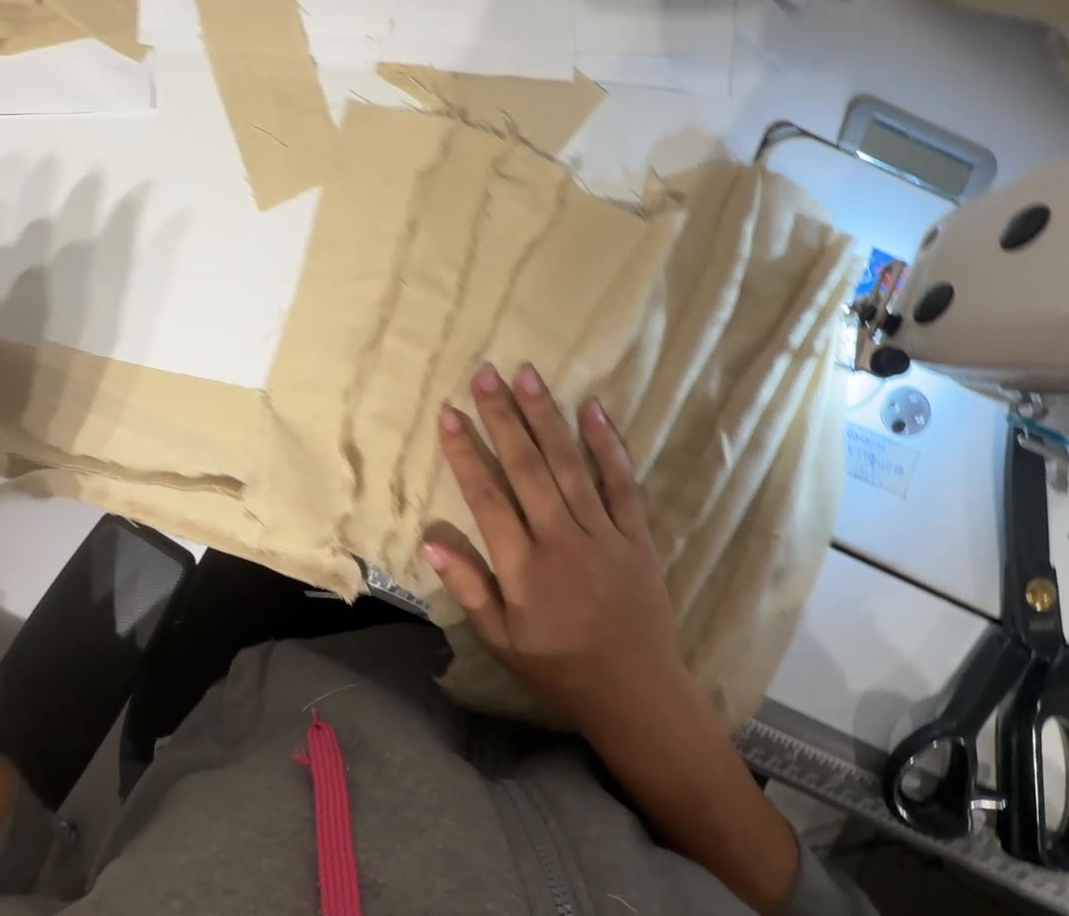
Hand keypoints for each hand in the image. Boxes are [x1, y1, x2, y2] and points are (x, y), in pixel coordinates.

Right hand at [424, 362, 688, 734]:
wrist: (638, 695)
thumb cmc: (559, 670)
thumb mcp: (501, 641)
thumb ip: (469, 588)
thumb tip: (430, 540)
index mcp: (524, 567)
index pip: (487, 497)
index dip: (465, 453)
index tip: (449, 415)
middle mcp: (562, 540)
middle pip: (527, 468)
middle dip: (503, 418)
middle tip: (484, 374)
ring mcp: (604, 534)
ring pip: (570, 466)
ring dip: (547, 418)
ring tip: (528, 376)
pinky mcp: (637, 536)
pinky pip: (622, 484)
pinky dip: (608, 445)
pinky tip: (593, 409)